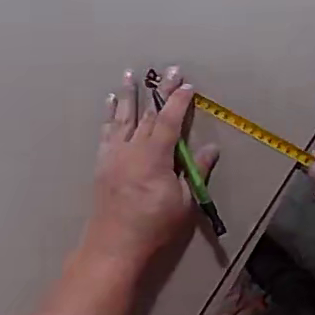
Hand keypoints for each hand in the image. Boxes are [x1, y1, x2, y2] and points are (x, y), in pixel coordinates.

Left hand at [79, 67, 218, 272]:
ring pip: (123, 117)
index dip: (179, 101)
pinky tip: (111, 104)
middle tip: (168, 71)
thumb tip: (211, 149)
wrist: (114, 244)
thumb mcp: (184, 202)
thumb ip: (196, 171)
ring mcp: (114, 154)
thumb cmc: (153, 225)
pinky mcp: (103, 162)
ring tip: (130, 74)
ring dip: (128, 94)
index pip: (169, 120)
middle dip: (159, 91)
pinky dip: (110, 115)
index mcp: (154, 156)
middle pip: (148, 113)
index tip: (188, 85)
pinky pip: (107, 131)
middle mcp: (132, 148)